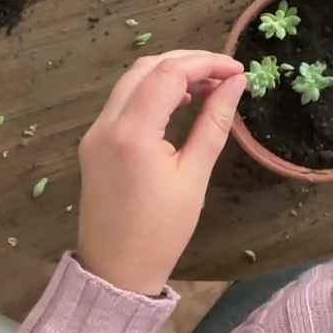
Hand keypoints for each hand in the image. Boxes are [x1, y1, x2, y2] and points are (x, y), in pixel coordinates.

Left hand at [75, 50, 246, 295]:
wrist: (116, 271)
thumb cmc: (162, 230)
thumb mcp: (195, 175)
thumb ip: (215, 123)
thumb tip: (236, 84)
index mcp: (132, 133)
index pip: (169, 74)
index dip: (206, 63)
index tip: (238, 70)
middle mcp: (106, 124)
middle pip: (147, 67)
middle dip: (189, 61)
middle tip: (226, 73)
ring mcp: (95, 132)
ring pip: (133, 79)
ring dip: (170, 72)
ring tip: (209, 86)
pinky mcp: (94, 141)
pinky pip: (124, 99)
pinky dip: (153, 90)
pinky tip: (180, 101)